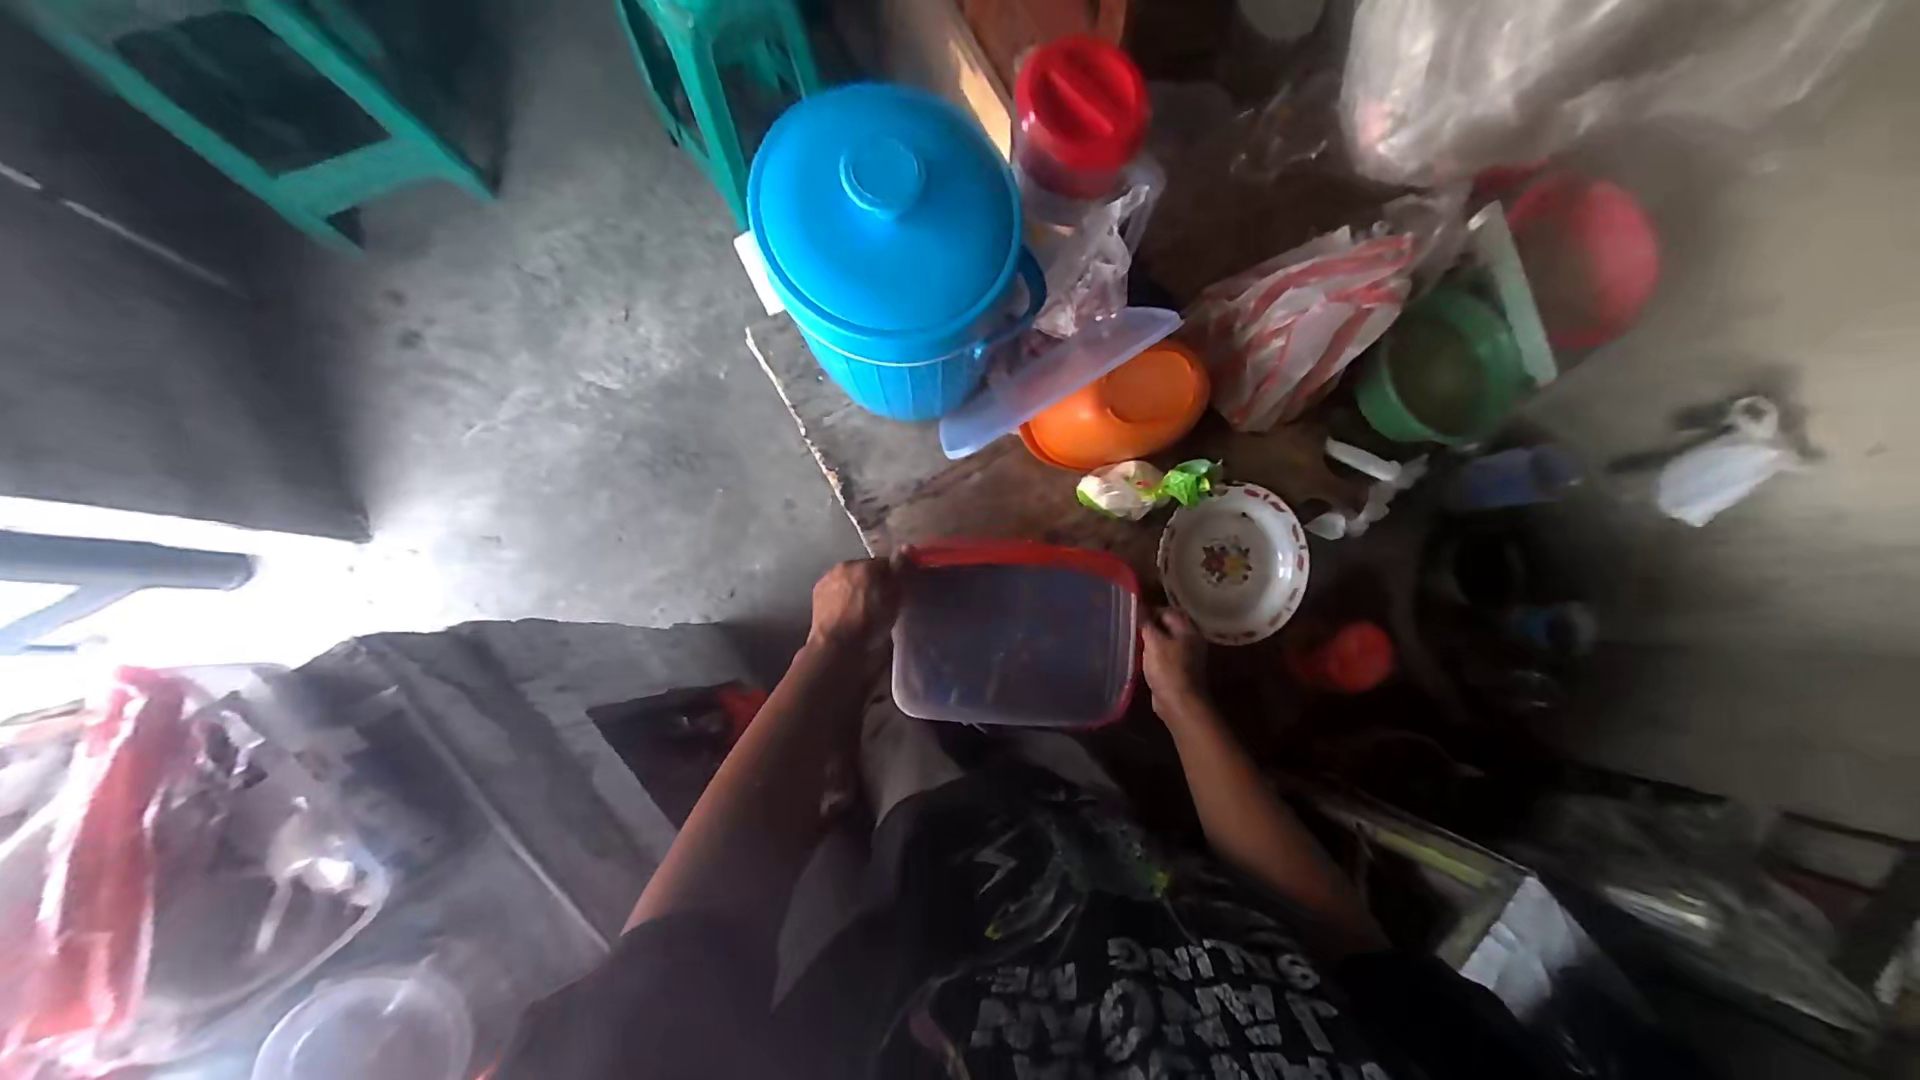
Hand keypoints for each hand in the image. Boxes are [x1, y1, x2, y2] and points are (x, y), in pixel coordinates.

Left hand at [807, 557, 901, 651]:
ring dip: (855, 588)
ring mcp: (828, 578)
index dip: (892, 578)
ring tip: (861, 610)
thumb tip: (907, 547)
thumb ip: (901, 571)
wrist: (837, 646)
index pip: (886, 564)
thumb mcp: (894, 599)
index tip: (895, 593)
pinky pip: (836, 589)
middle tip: (879, 603)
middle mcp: (845, 565)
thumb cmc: (870, 623)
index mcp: (866, 564)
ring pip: (849, 579)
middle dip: (872, 581)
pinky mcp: (817, 593)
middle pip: (865, 570)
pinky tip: (846, 612)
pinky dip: (841, 596)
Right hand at [1141, 607, 1209, 717]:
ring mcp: (1185, 655)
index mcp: (1188, 630)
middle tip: (1130, 627)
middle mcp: (1190, 639)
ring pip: (1164, 640)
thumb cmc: (1167, 669)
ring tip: (1132, 640)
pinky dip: (1152, 653)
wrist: (1179, 703)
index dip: (1149, 611)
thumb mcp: (1154, 642)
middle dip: (1148, 625)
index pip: (1167, 610)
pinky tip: (1139, 656)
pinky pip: (1163, 654)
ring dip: (1149, 640)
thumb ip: (1145, 622)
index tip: (1131, 616)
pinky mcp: (1178, 668)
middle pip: (1166, 625)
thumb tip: (1137, 603)